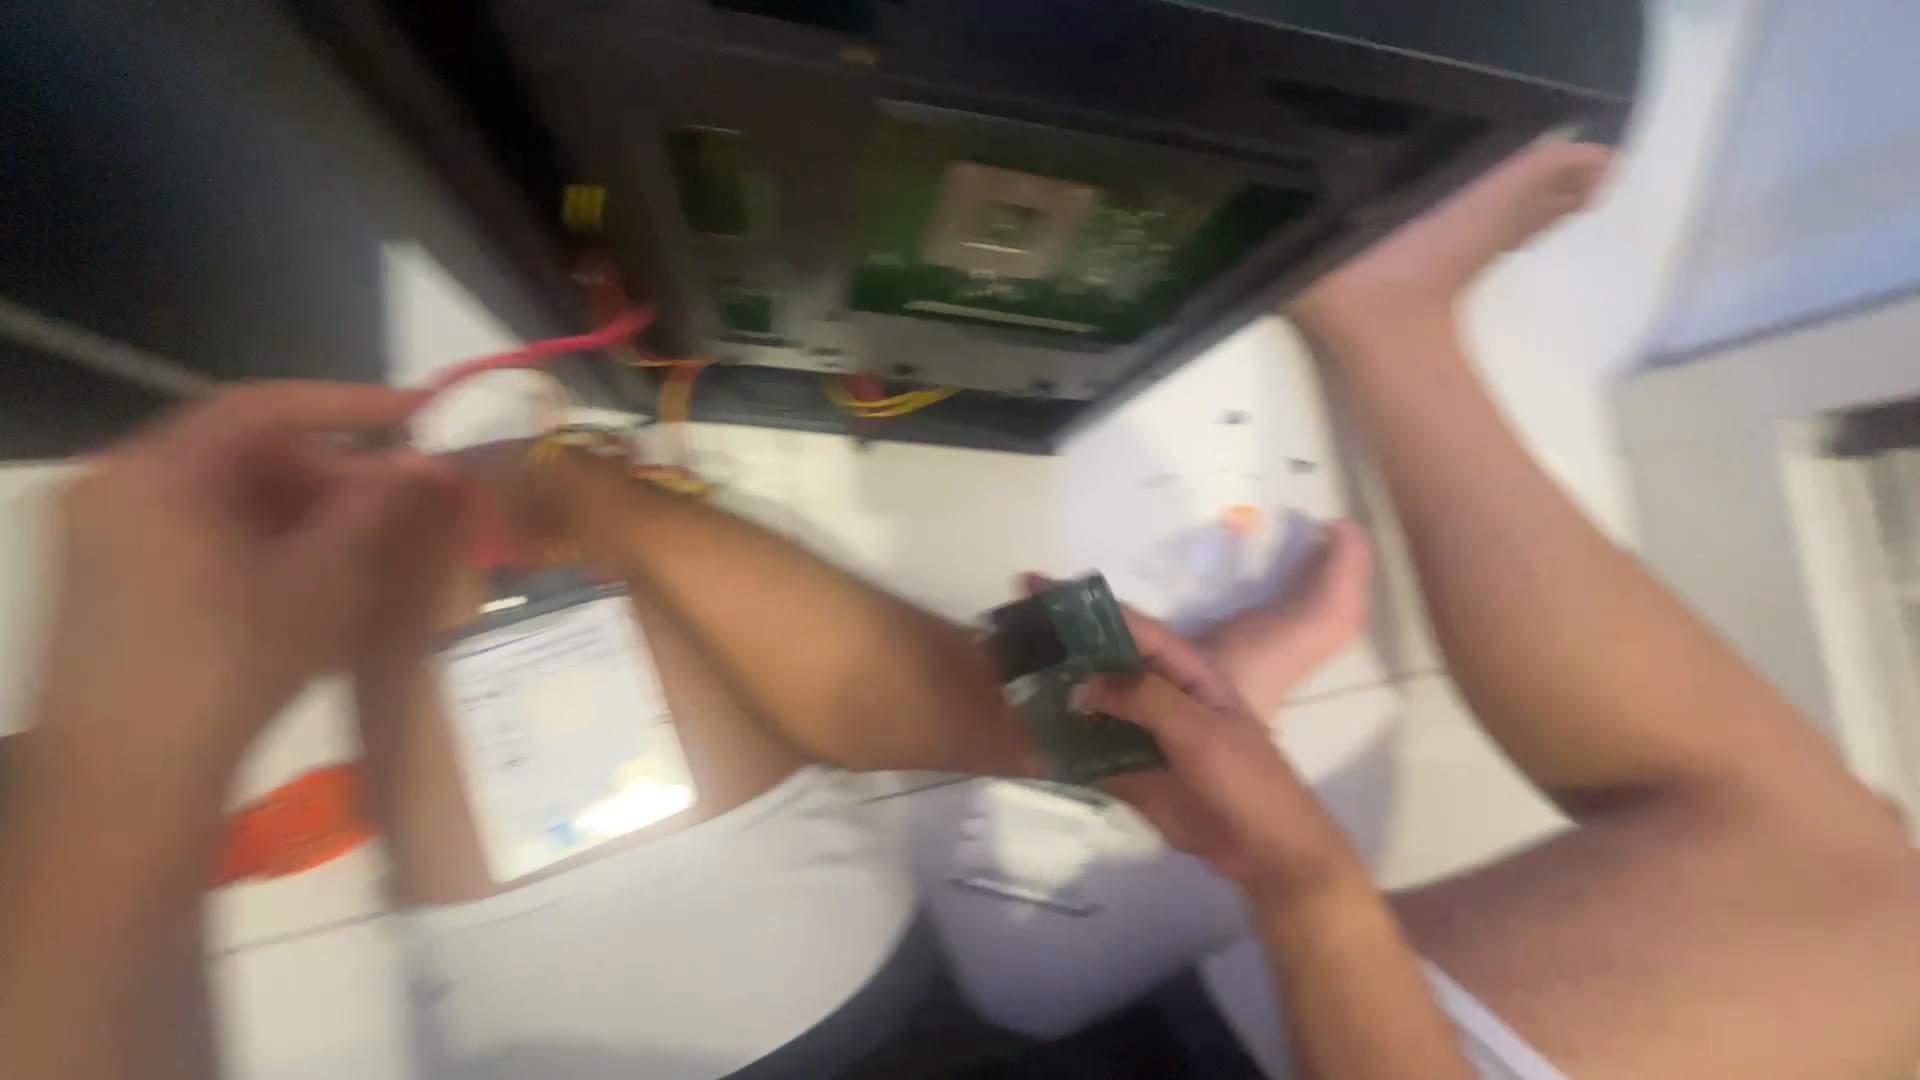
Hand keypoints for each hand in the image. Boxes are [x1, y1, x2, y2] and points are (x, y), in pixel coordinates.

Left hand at [34, 382, 458, 790]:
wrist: (132, 772)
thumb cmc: (233, 661)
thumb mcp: (323, 576)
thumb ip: (376, 506)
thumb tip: (429, 458)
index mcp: (153, 475)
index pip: (264, 408)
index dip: (354, 406)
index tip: (424, 413)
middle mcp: (114, 486)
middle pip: (245, 450)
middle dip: (335, 470)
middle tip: (405, 497)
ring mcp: (104, 531)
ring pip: (230, 490)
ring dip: (308, 505)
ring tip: (370, 536)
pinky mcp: (112, 571)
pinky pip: (205, 524)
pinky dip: (270, 532)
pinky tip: (317, 565)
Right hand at [1019, 543, 1370, 899]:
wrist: (1267, 854)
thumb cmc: (1246, 780)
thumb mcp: (1199, 730)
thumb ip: (1143, 697)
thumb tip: (1081, 680)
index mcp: (1185, 672)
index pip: (1130, 628)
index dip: (1086, 607)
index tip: (1038, 586)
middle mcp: (1158, 696)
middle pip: (1104, 664)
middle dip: (1061, 648)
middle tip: (1008, 635)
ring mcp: (1142, 735)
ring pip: (1091, 707)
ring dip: (1055, 697)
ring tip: (1006, 684)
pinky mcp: (1131, 772)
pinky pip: (1088, 752)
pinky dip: (1061, 746)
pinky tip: (1025, 740)